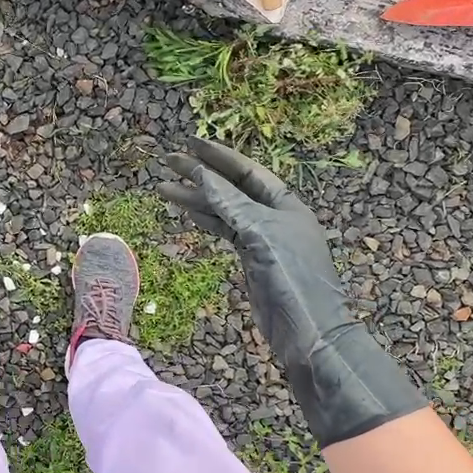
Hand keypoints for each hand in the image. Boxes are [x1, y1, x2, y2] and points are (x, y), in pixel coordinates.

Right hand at [155, 138, 425, 444]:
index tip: (190, 144)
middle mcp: (275, 216)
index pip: (247, 171)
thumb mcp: (261, 233)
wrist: (308, 329)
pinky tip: (187, 212)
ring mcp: (263, 238)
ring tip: (164, 188)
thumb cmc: (291, 276)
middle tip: (168, 162)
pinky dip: (206, 220)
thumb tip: (202, 175)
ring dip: (196, 199)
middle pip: (232, 188)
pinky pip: (225, 231)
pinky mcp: (252, 259)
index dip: (218, 157)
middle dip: (201, 175)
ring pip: (224, 210)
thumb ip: (231, 204)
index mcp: (286, 204)